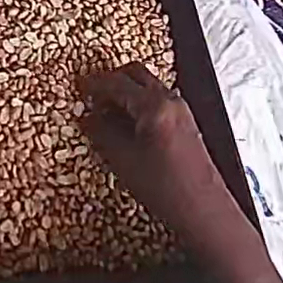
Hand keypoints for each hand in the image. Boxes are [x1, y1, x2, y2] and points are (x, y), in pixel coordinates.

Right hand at [84, 63, 246, 260]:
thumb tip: (87, 116)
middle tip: (92, 96)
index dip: (94, 83)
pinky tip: (126, 125)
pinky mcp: (185, 121)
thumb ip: (101, 132)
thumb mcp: (123, 160)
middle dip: (111, 80)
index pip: (117, 83)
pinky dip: (138, 103)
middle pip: (135, 74)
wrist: (203, 209)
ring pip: (147, 86)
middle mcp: (170, 100)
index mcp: (154, 105)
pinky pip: (157, 100)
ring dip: (126, 92)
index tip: (79, 87)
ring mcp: (180, 109)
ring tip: (105, 113)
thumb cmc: (163, 187)